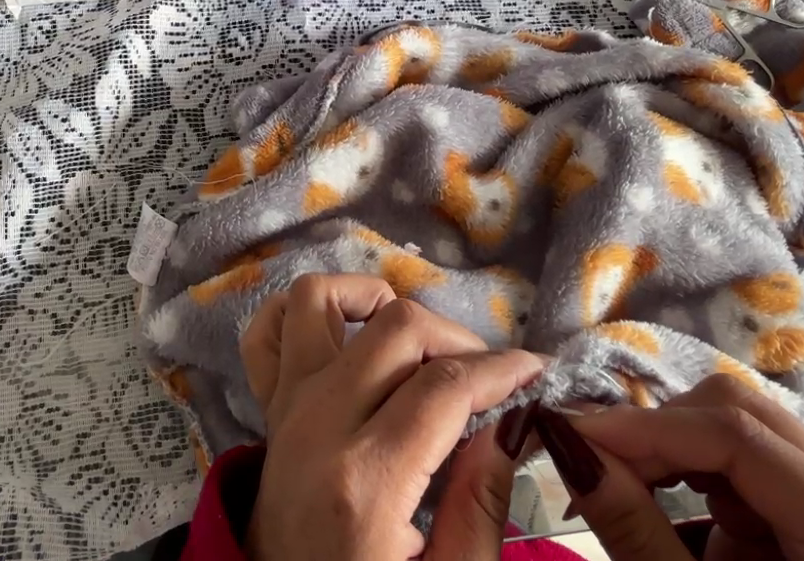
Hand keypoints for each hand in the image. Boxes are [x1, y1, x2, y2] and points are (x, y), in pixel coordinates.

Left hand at [238, 274, 544, 559]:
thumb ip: (480, 503)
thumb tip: (513, 422)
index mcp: (367, 481)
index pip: (444, 386)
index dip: (501, 369)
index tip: (535, 372)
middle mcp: (318, 422)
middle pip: (396, 328)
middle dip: (456, 338)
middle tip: (487, 378)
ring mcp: (285, 404)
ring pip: (322, 299)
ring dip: (377, 303)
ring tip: (417, 345)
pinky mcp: (268, 402)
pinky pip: (269, 327)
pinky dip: (307, 312)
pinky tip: (347, 330)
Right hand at [556, 374, 803, 560]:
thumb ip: (637, 535)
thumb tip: (565, 446)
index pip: (738, 434)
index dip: (647, 426)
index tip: (571, 433)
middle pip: (740, 413)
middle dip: (656, 431)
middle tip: (592, 463)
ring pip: (737, 425)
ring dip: (668, 447)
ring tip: (621, 487)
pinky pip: (744, 460)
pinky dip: (691, 470)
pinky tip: (662, 504)